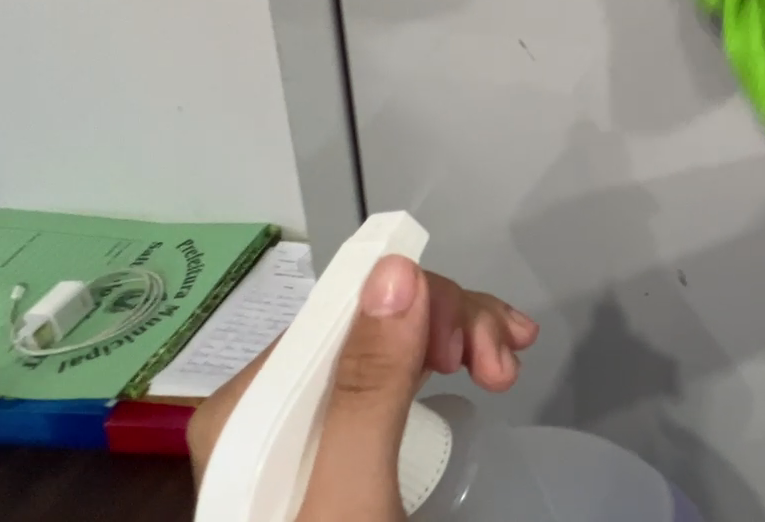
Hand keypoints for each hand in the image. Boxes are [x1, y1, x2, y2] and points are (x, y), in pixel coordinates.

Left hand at [186, 256, 538, 519]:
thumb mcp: (350, 496)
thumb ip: (368, 388)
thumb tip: (394, 268)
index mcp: (257, 404)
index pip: (352, 308)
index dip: (426, 308)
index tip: (478, 351)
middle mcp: (277, 402)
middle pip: (380, 318)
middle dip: (455, 323)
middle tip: (506, 363)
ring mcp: (308, 422)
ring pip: (397, 334)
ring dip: (463, 335)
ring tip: (507, 368)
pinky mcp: (337, 441)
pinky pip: (400, 368)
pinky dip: (451, 356)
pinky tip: (481, 368)